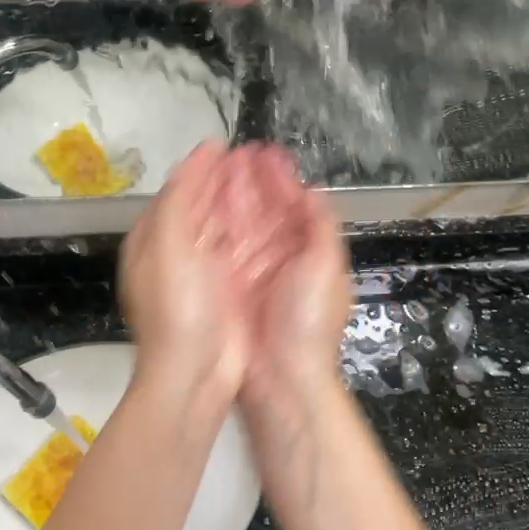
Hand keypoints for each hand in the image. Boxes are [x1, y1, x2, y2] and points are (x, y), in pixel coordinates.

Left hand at [117, 140, 249, 411]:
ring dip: (246, 201)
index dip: (199, 168)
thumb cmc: (177, 309)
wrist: (195, 375)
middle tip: (255, 156)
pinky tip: (279, 216)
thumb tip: (199, 158)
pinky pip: (247, 249)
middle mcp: (178, 253)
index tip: (225, 145)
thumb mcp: (166, 244)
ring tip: (271, 177)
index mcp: (154, 240)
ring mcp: (206, 273)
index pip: (177, 192)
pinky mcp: (232, 289)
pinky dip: (260, 229)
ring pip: (227, 225)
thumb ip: (180, 198)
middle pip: (204, 206)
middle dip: (226, 181)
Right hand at [221, 146, 350, 420]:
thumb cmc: (309, 324)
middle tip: (236, 150)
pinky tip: (201, 199)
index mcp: (306, 251)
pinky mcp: (224, 283)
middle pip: (261, 209)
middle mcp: (276, 256)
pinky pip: (217, 245)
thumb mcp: (328, 269)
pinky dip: (210, 220)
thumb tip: (313, 190)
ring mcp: (248, 268)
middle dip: (250, 179)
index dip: (279, 178)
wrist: (282, 379)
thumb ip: (320, 228)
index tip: (265, 152)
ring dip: (229, 192)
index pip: (291, 205)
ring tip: (218, 163)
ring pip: (238, 221)